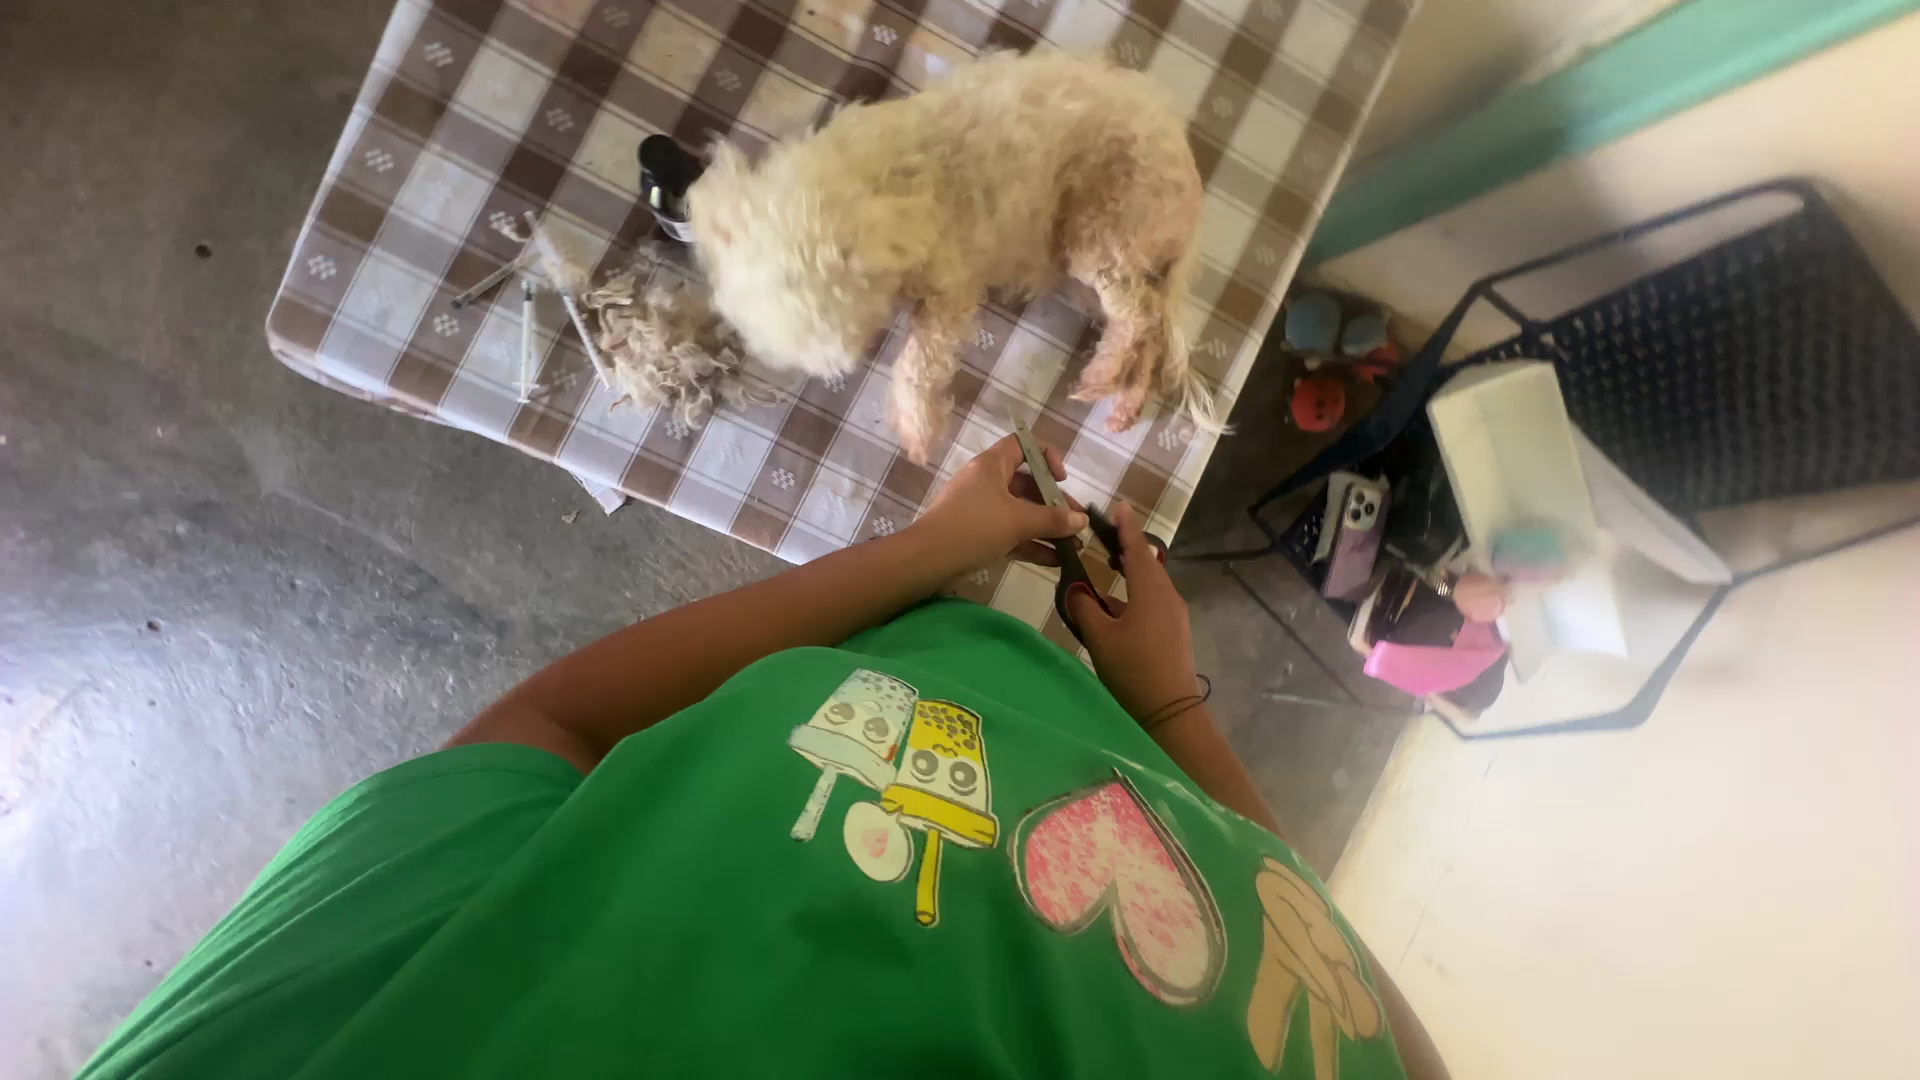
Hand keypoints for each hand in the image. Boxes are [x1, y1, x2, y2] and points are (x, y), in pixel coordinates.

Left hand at [915, 434, 1087, 574]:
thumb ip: (1053, 519)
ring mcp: (982, 510)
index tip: (1061, 480)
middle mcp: (988, 483)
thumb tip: (1082, 520)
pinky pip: (1012, 534)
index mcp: (993, 465)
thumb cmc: (974, 527)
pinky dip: (1032, 544)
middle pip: (1028, 485)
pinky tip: (1056, 560)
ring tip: (1073, 547)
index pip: (1023, 444)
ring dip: (1047, 528)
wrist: (928, 559)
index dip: (1047, 456)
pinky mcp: (979, 535)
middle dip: (1055, 505)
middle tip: (1077, 524)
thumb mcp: (1018, 521)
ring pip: (1022, 513)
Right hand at [1063, 502, 1201, 724]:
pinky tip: (1120, 600)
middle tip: (1106, 533)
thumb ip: (1084, 608)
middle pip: (1147, 561)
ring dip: (1133, 568)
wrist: (1170, 710)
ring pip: (1152, 580)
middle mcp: (1167, 595)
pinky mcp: (1176, 628)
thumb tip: (1074, 589)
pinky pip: (1155, 596)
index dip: (1125, 527)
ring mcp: (1175, 612)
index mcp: (1149, 591)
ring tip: (1111, 561)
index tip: (1118, 506)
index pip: (1136, 549)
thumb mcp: (1100, 638)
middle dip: (1128, 545)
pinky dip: (1138, 587)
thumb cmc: (1133, 670)